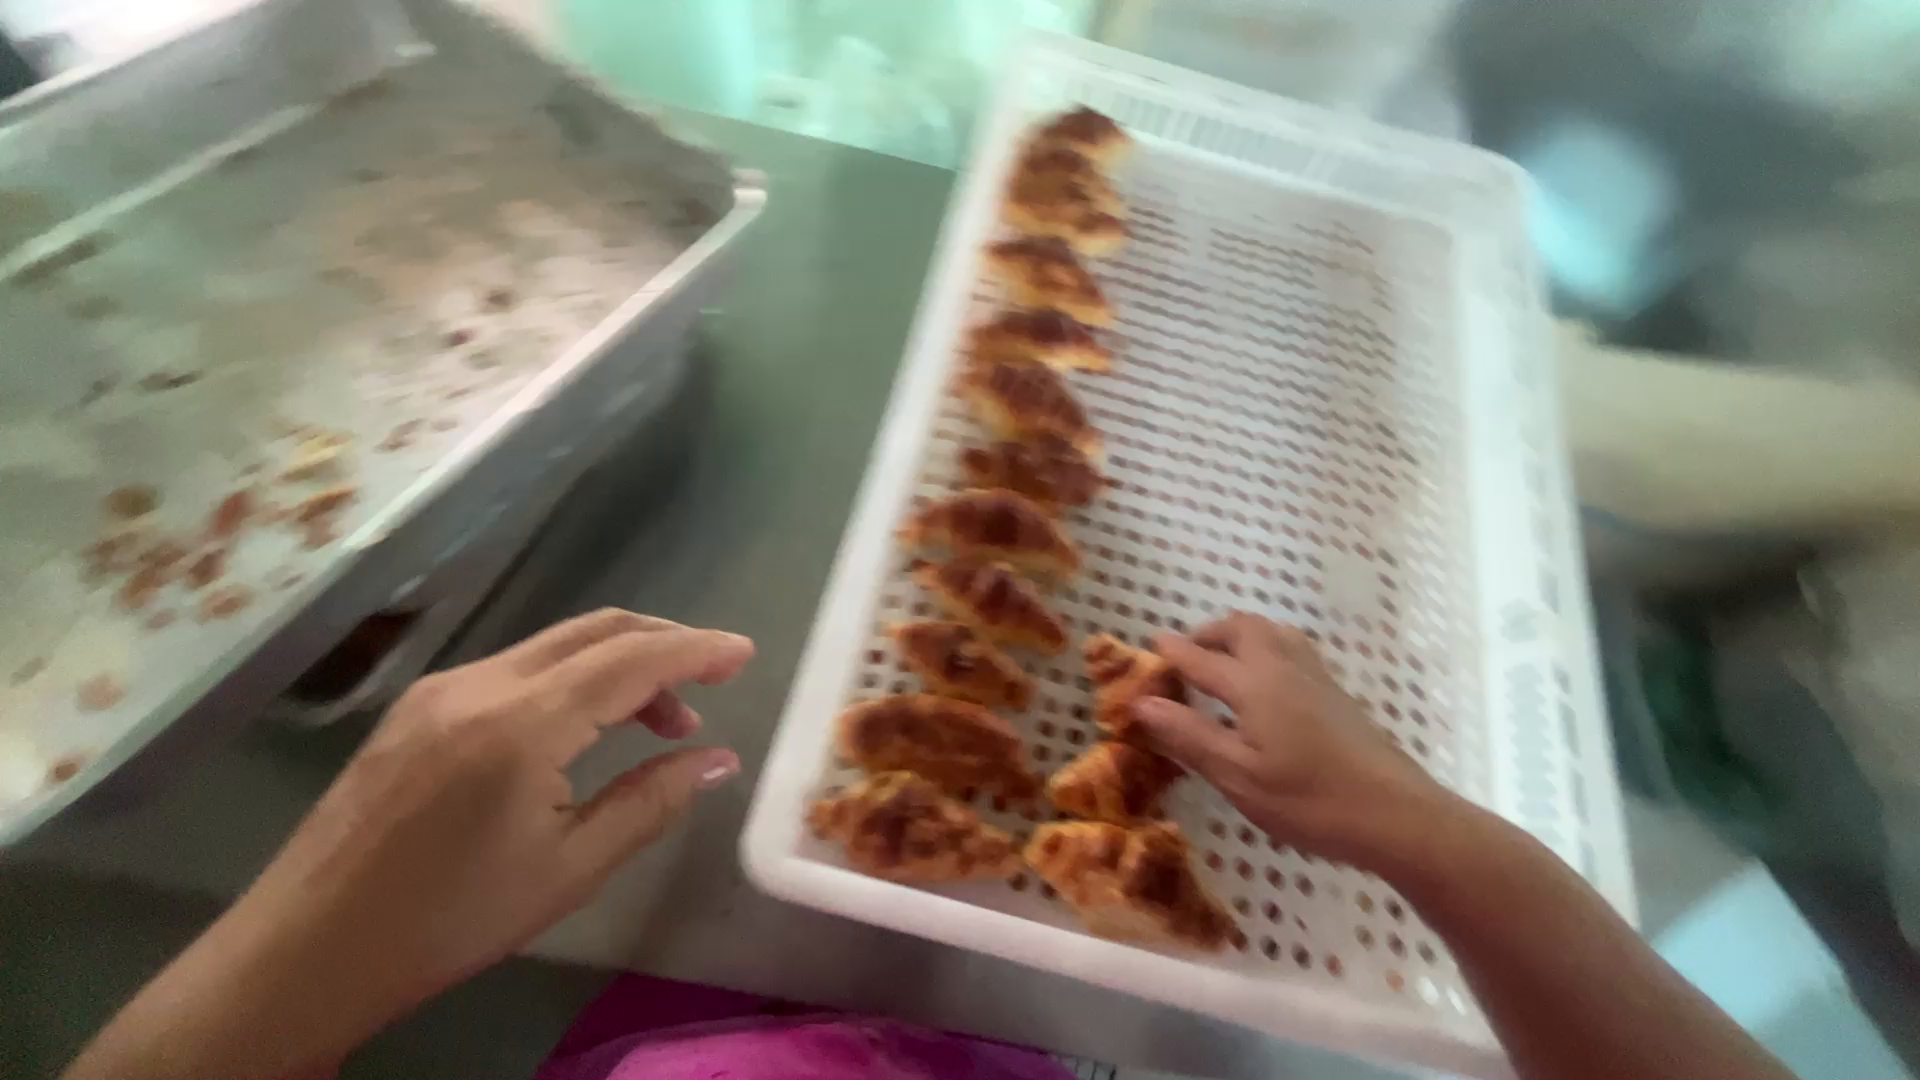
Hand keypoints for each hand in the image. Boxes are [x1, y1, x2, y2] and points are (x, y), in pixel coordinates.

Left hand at [65, 609, 752, 1079]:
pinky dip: (577, 679)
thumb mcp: (571, 869)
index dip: (697, 649)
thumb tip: (722, 759)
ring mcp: (443, 686)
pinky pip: (524, 666)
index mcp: (520, 725)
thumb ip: (655, 800)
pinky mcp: (421, 703)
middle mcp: (480, 683)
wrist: (298, 957)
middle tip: (713, 682)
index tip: (745, 653)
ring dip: (623, 665)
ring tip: (660, 725)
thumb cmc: (449, 922)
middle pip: (599, 629)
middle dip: (667, 644)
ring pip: (561, 644)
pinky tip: (587, 728)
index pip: (632, 659)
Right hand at [1129, 612, 1454, 866]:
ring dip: (1239, 636)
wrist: (1400, 817)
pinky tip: (1264, 683)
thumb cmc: (1311, 801)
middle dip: (1207, 634)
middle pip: (1241, 628)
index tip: (1149, 645)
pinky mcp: (1336, 694)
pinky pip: (1291, 648)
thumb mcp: (1239, 777)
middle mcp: (1283, 668)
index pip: (1201, 659)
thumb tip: (1142, 703)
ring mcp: (1316, 678)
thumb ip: (1189, 736)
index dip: (1172, 652)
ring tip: (1221, 663)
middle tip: (1186, 658)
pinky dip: (1264, 648)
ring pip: (1271, 632)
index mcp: (1255, 684)